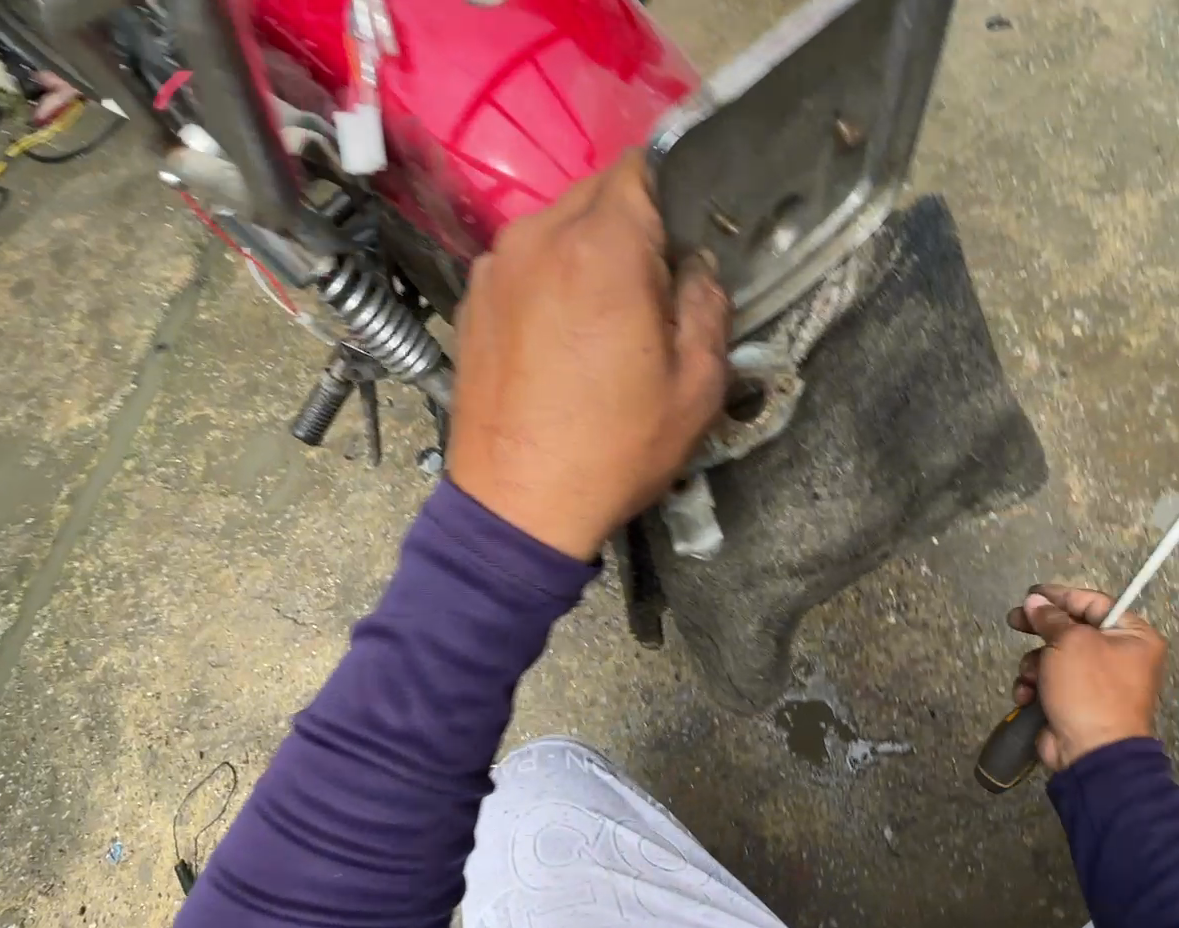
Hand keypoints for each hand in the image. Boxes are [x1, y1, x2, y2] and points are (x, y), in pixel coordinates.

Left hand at [446, 152, 729, 559]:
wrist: (516, 508)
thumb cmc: (615, 450)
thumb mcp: (697, 388)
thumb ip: (708, 305)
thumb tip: (695, 267)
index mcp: (601, 249)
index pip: (645, 167)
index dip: (676, 191)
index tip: (689, 236)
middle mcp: (537, 237)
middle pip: (599, 194)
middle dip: (635, 225)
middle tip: (656, 286)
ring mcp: (494, 267)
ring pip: (558, 227)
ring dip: (591, 253)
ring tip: (606, 317)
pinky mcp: (470, 300)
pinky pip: (525, 263)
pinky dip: (552, 278)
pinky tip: (561, 336)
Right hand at [1007, 584, 1166, 769]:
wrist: (1092, 751)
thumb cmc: (1090, 689)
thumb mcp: (1069, 643)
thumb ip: (1050, 618)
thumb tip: (1035, 601)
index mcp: (1133, 637)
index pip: (1093, 603)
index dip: (1060, 596)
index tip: (1031, 594)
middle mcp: (1120, 656)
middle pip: (1071, 629)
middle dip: (1040, 629)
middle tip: (1014, 621)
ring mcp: (1097, 681)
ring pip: (1054, 656)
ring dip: (1034, 665)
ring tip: (1032, 678)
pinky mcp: (1076, 701)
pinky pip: (1050, 681)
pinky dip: (1035, 686)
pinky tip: (1028, 696)